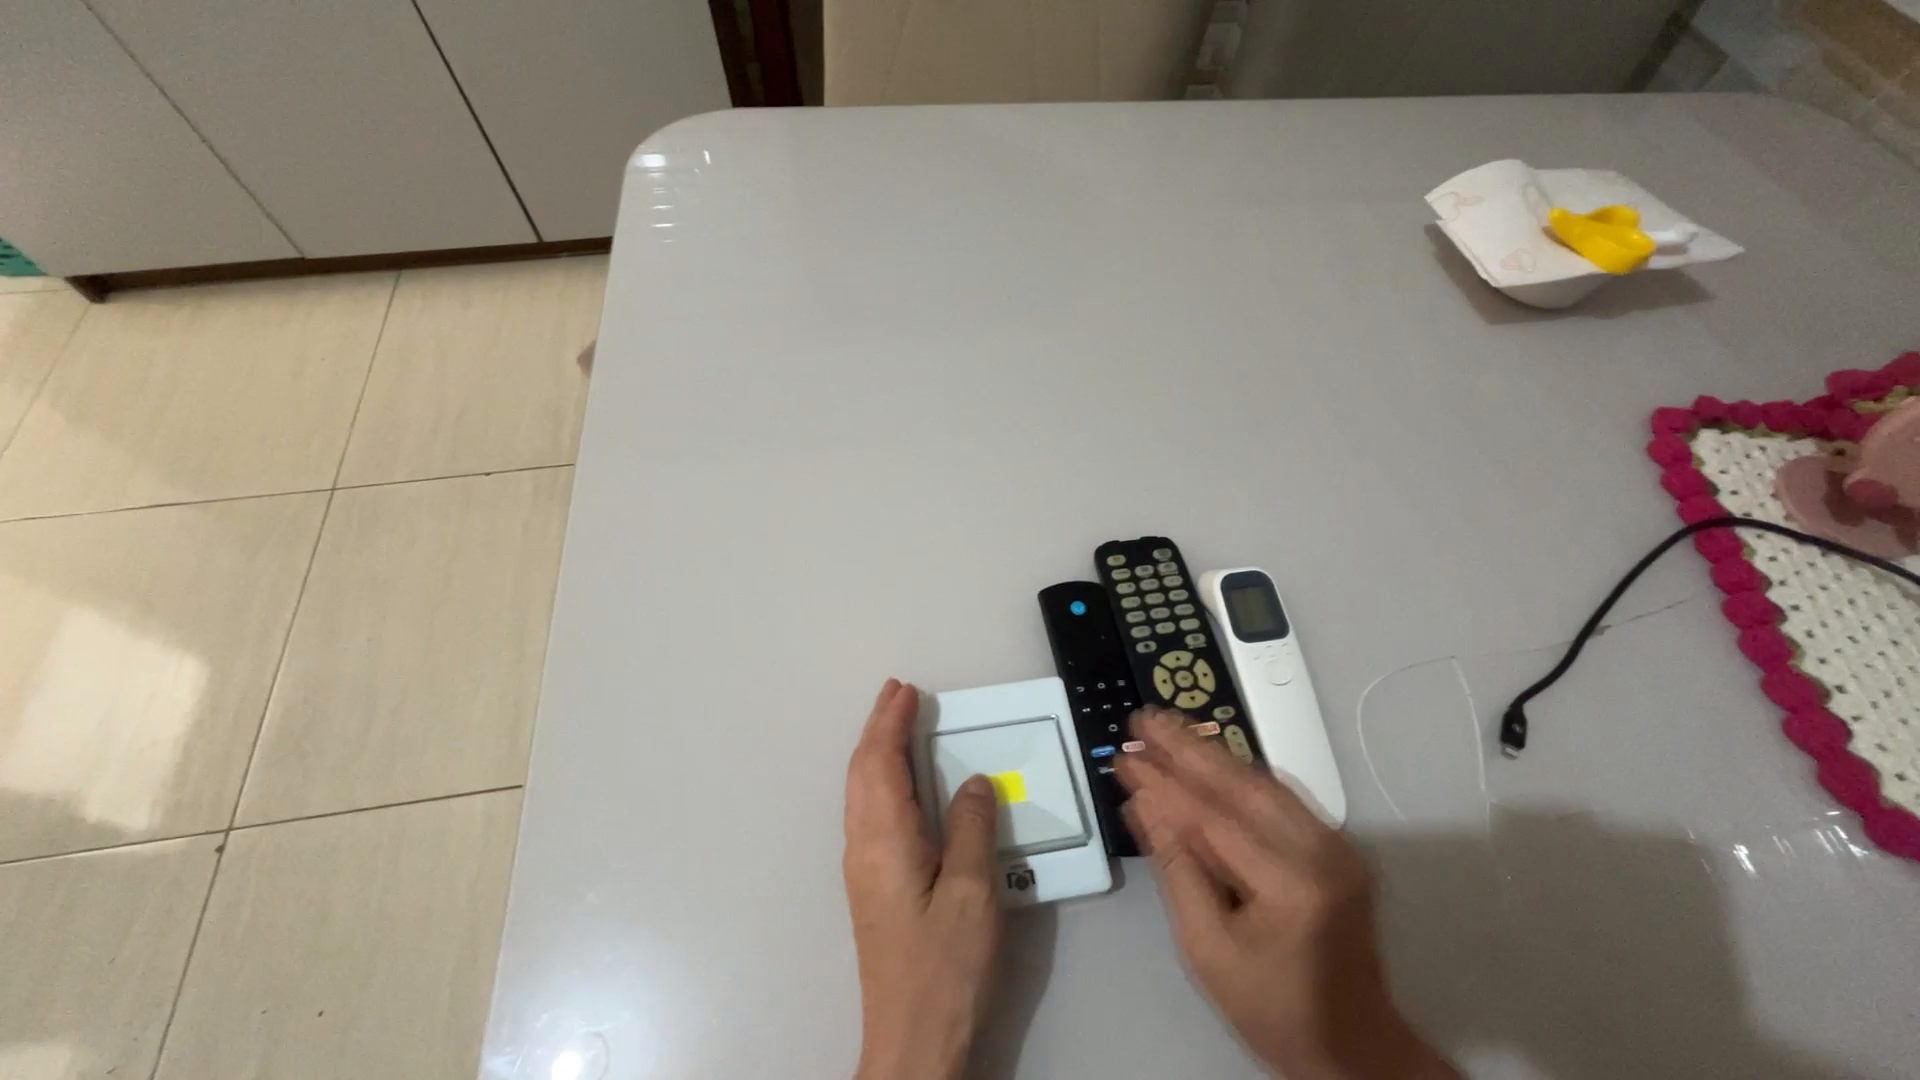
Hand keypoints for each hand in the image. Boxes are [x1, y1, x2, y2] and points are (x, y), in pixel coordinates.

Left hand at [843, 679, 1002, 1079]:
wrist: (914, 1041)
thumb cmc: (946, 967)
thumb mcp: (972, 894)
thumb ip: (972, 830)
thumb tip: (973, 782)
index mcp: (885, 840)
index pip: (881, 763)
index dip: (890, 722)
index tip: (905, 690)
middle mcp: (864, 848)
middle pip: (862, 772)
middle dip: (877, 728)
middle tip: (897, 694)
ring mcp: (864, 870)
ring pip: (861, 793)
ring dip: (876, 752)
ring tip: (896, 725)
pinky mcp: (873, 889)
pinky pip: (870, 813)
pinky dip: (881, 780)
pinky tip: (901, 786)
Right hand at [1117, 708, 1457, 1079]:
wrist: (1356, 1047)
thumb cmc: (1273, 1009)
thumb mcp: (1207, 948)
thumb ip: (1177, 869)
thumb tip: (1143, 804)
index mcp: (1290, 885)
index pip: (1212, 817)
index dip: (1163, 783)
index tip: (1125, 756)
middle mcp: (1321, 852)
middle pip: (1242, 784)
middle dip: (1187, 748)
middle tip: (1143, 719)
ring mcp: (1336, 845)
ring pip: (1263, 781)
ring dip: (1211, 752)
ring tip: (1167, 726)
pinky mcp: (1337, 845)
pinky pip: (1281, 795)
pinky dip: (1239, 773)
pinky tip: (1210, 757)